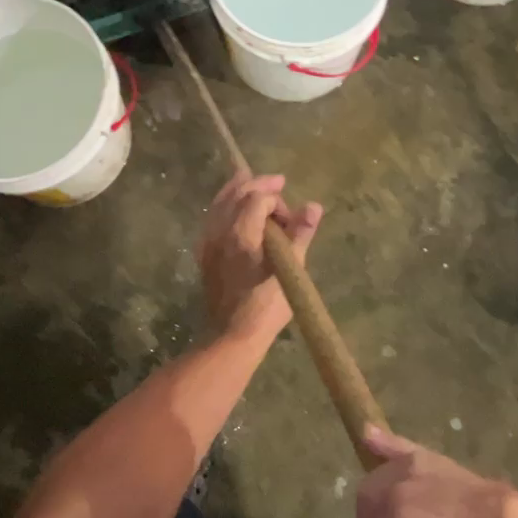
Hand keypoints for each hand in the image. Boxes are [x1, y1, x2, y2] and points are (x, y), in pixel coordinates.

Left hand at [199, 171, 322, 344]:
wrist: (232, 335)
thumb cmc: (265, 305)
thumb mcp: (290, 269)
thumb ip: (300, 234)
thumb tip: (313, 205)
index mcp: (240, 231)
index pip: (258, 198)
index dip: (277, 201)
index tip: (291, 218)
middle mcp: (220, 230)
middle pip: (236, 193)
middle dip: (258, 185)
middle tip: (278, 182)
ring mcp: (208, 241)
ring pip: (221, 202)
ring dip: (239, 190)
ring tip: (254, 185)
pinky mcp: (204, 253)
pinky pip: (213, 217)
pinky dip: (226, 206)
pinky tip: (236, 211)